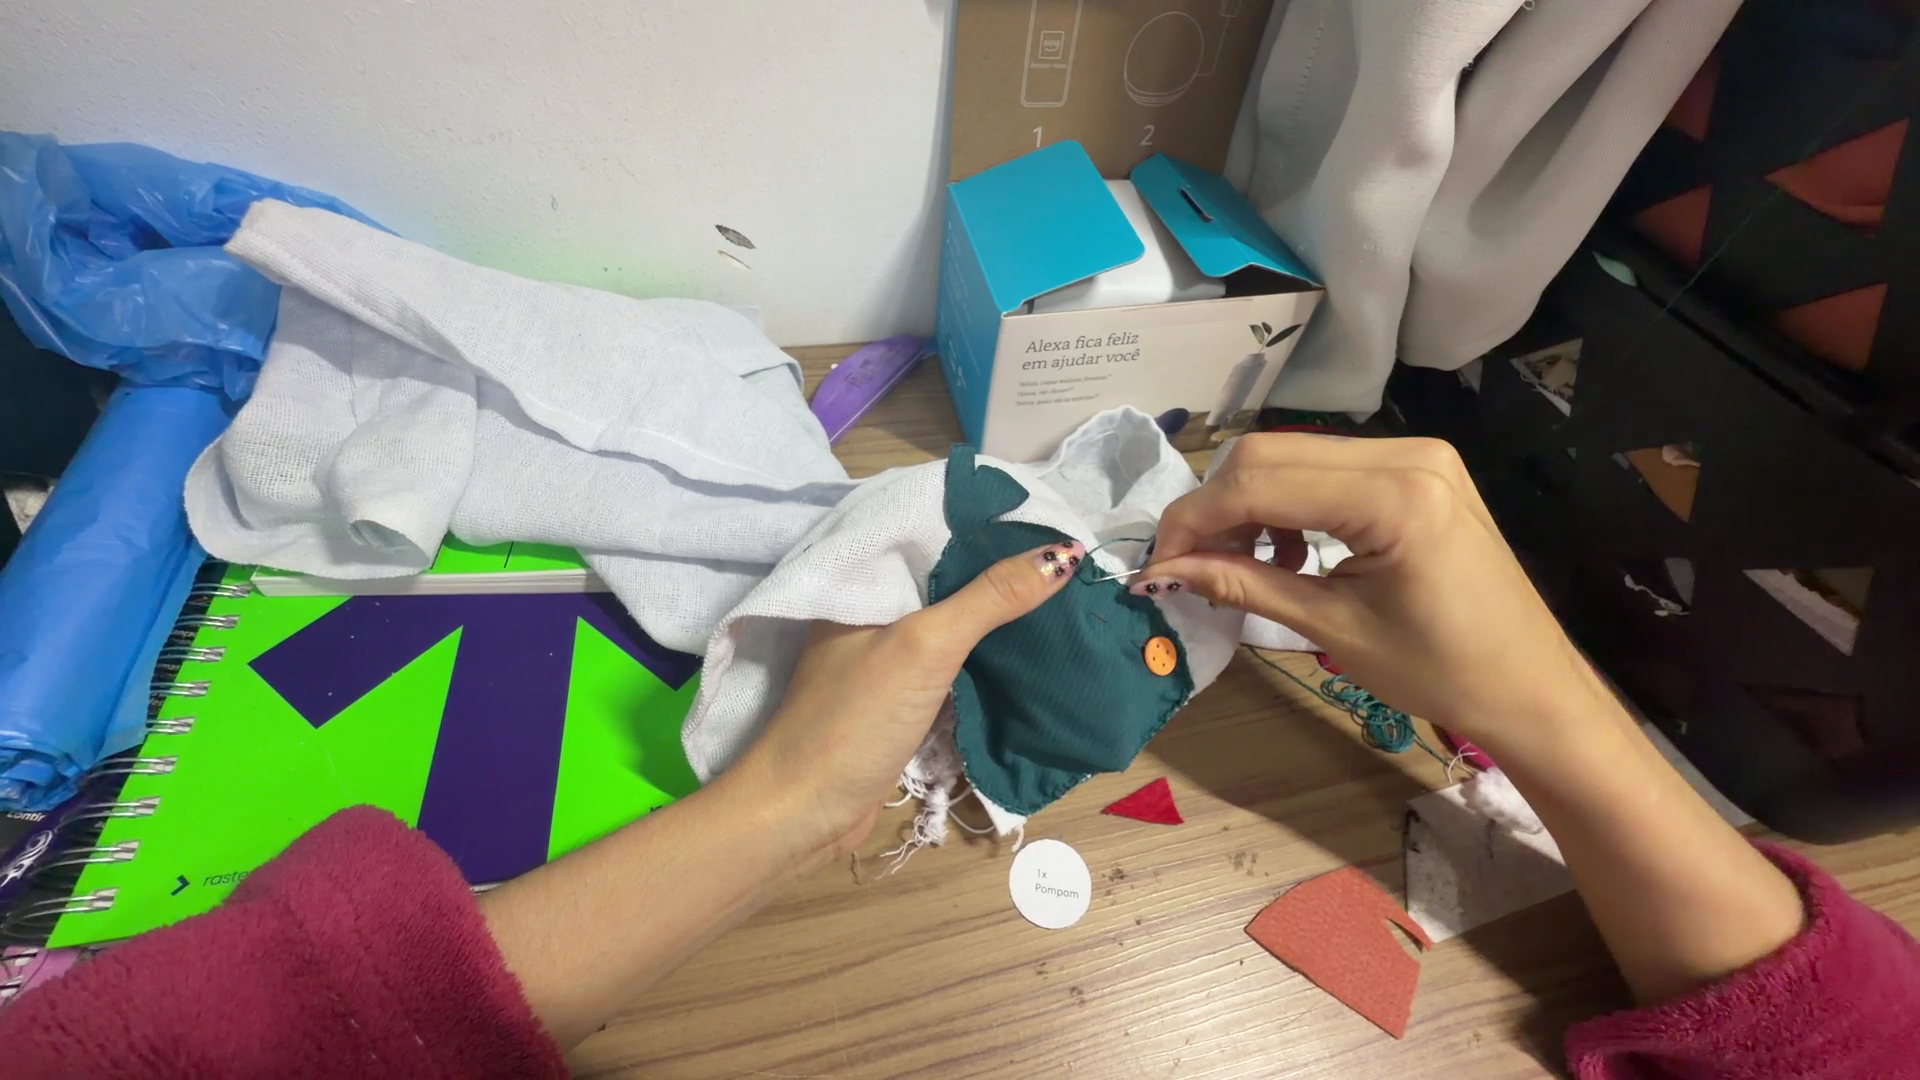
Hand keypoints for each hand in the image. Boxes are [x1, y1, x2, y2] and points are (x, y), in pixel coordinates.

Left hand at [730, 540, 1084, 865]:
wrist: (806, 812)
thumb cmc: (857, 716)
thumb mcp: (927, 645)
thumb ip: (991, 598)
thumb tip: (1063, 554)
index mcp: (863, 577)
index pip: (933, 530)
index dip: (989, 522)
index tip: (1048, 513)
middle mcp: (873, 605)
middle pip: (947, 573)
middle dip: (1001, 565)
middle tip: (1066, 551)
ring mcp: (885, 650)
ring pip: (953, 615)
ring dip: (997, 608)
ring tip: (1059, 585)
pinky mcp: (900, 689)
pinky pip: (951, 653)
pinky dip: (984, 646)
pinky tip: (1025, 638)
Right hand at [1134, 434, 1613, 756]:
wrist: (1531, 687)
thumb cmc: (1438, 672)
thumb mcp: (1329, 628)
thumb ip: (1240, 584)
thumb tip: (1159, 571)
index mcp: (1393, 496)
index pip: (1256, 483)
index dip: (1193, 521)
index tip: (1158, 563)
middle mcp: (1405, 454)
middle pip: (1265, 453)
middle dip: (1213, 508)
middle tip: (1190, 563)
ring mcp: (1413, 454)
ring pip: (1286, 455)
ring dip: (1243, 505)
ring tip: (1236, 562)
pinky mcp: (1413, 467)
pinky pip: (1320, 467)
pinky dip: (1281, 503)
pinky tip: (1286, 550)